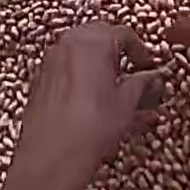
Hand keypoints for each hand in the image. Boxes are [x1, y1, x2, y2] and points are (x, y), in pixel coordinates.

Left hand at [13, 23, 164, 189]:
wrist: (50, 155)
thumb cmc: (91, 127)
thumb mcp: (126, 104)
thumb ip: (141, 83)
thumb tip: (150, 77)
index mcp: (94, 40)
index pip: (124, 34)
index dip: (140, 51)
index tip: (147, 67)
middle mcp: (69, 42)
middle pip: (99, 36)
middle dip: (117, 52)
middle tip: (132, 73)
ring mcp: (51, 59)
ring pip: (79, 50)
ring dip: (97, 62)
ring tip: (111, 89)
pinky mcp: (39, 77)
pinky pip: (64, 65)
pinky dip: (79, 73)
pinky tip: (88, 98)